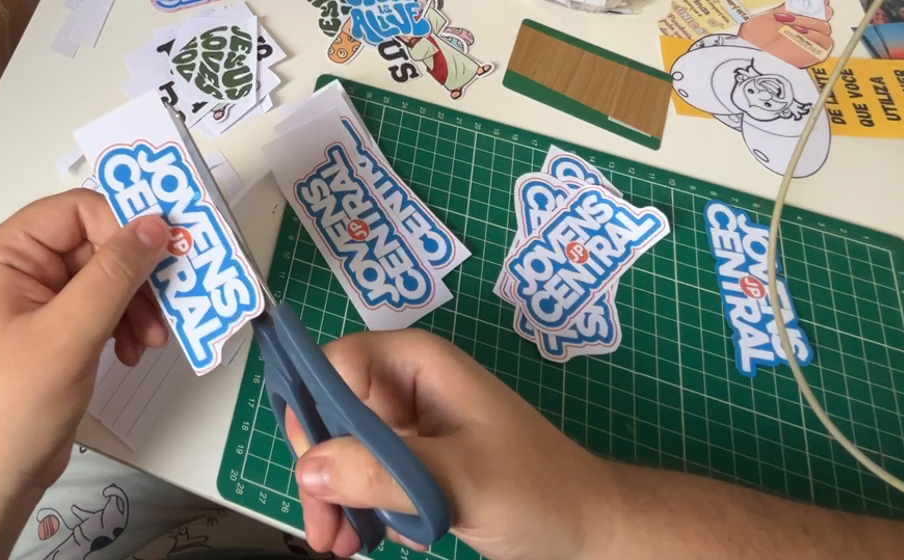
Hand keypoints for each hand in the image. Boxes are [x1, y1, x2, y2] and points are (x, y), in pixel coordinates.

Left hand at [0, 189, 170, 500]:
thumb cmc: (12, 406)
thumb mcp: (69, 333)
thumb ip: (114, 274)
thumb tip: (154, 224)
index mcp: (9, 252)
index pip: (77, 211)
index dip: (121, 226)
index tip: (161, 254)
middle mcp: (23, 266)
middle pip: (96, 243)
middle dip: (134, 275)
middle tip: (167, 304)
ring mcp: (40, 299)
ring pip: (105, 276)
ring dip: (135, 303)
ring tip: (152, 340)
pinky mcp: (56, 329)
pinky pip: (101, 306)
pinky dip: (124, 323)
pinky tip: (132, 352)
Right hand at [288, 330, 618, 559]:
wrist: (596, 537)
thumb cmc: (539, 493)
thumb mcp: (460, 482)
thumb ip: (383, 472)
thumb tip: (308, 469)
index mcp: (412, 362)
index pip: (337, 365)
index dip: (315, 409)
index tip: (311, 469)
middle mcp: (401, 384)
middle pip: (331, 410)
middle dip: (321, 468)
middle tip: (321, 527)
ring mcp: (406, 423)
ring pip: (341, 447)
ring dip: (335, 496)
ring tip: (338, 545)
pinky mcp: (411, 460)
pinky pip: (364, 473)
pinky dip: (359, 508)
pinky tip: (369, 539)